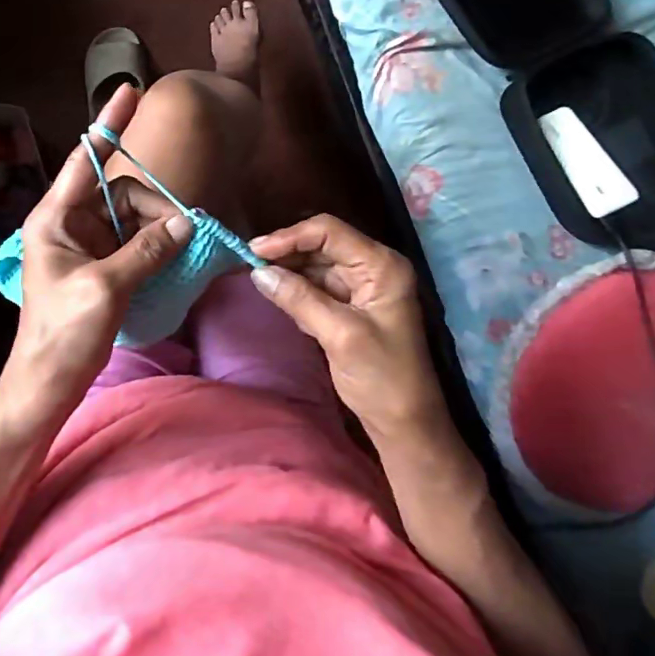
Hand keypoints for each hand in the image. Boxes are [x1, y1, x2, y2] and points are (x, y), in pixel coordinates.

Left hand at [0, 85, 191, 422]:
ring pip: (132, 218)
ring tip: (180, 252)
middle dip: (154, 207)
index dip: (108, 125)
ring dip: (158, 230)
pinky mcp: (100, 266)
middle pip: (121, 192)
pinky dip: (154, 247)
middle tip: (184, 232)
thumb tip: (187, 221)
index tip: (130, 91)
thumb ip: (148, 250)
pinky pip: (134, 242)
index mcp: (56, 218)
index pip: (84, 159)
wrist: (48, 383)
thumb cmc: (63, 334)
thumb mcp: (107, 287)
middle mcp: (70, 223)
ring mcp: (86, 245)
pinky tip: (172, 260)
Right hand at [248, 215, 447, 438]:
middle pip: (321, 243)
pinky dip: (295, 287)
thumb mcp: (339, 335)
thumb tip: (258, 272)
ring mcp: (362, 286)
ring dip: (287, 269)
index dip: (289, 237)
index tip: (254, 251)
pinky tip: (277, 295)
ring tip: (258, 277)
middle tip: (249, 263)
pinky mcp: (349, 304)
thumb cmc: (382, 377)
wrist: (405, 423)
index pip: (329, 232)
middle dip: (286, 251)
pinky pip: (316, 284)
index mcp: (381, 266)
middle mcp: (373, 267)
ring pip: (315, 263)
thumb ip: (299, 299)